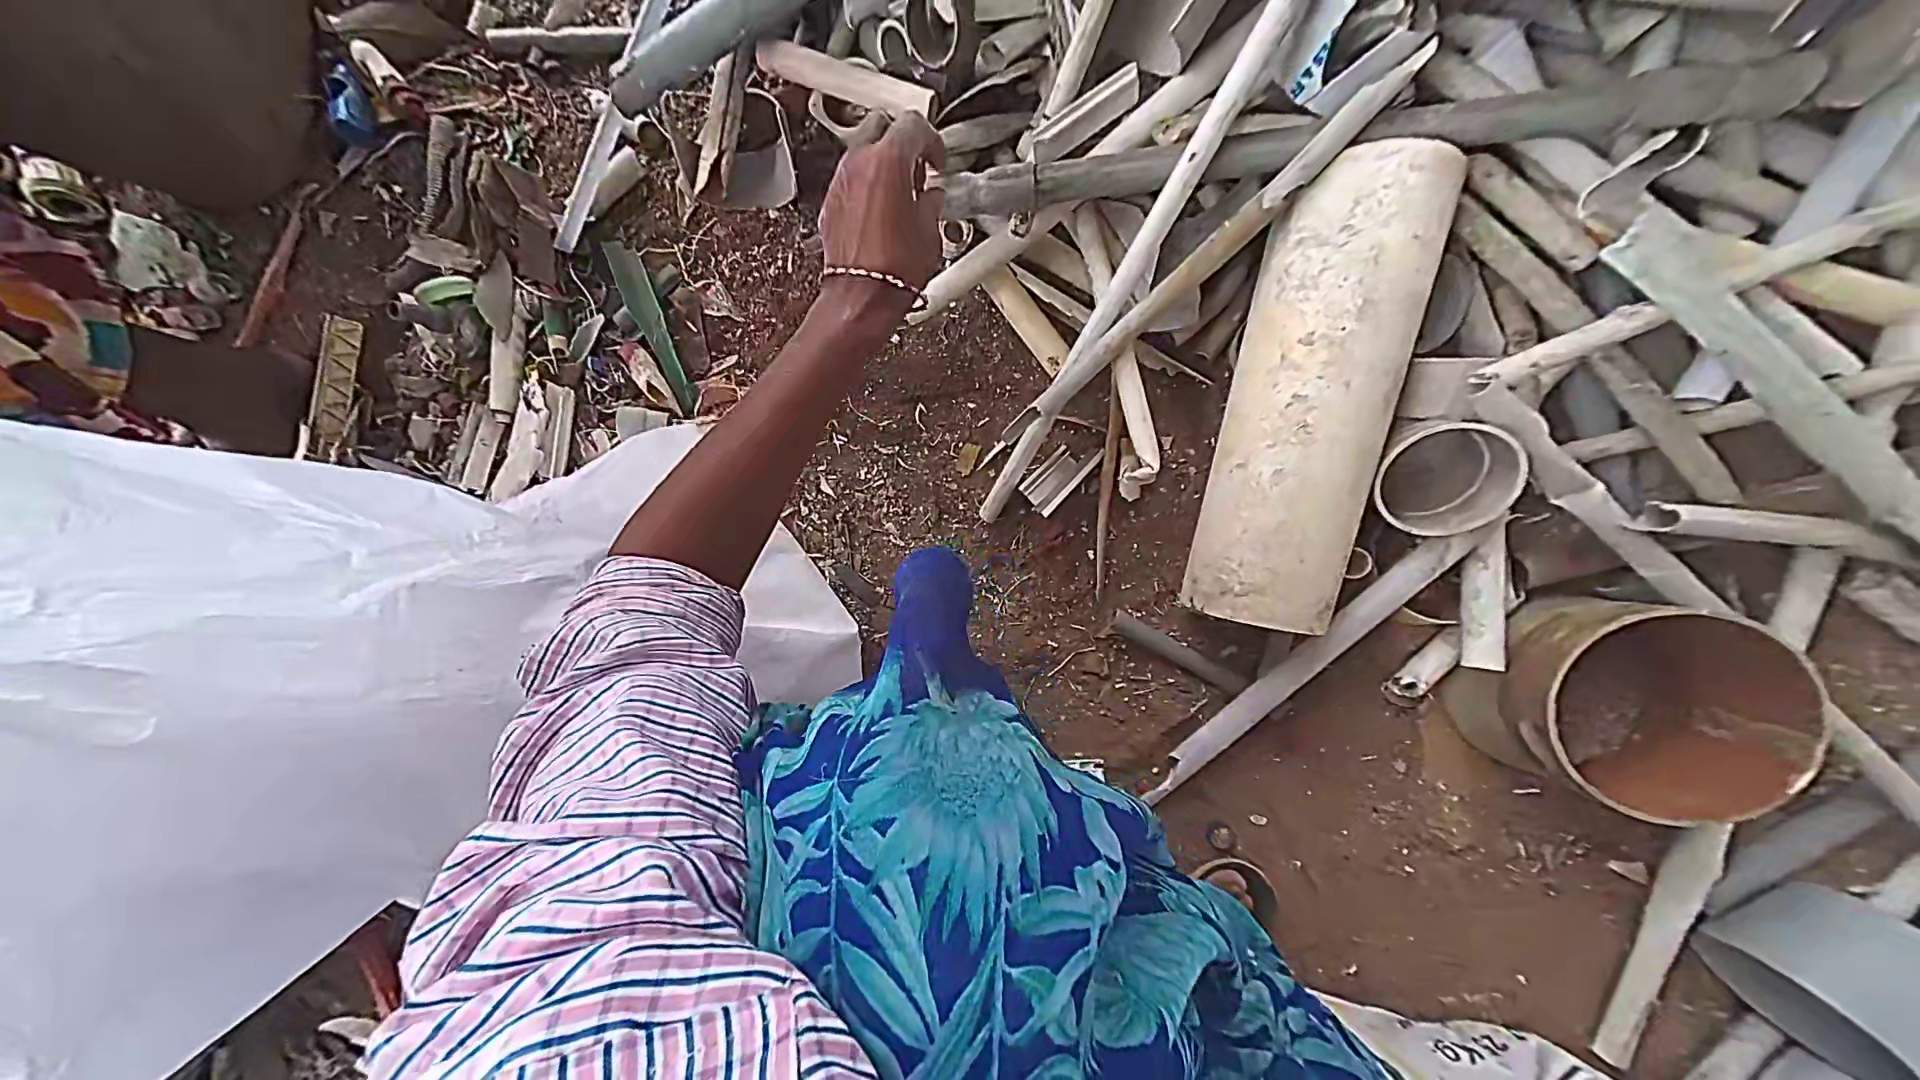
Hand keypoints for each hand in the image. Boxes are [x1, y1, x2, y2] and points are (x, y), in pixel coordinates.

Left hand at [817, 111, 945, 322]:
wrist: (862, 297)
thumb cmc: (893, 268)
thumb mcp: (930, 231)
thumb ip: (931, 201)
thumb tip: (930, 196)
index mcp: (888, 160)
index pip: (913, 126)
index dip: (932, 142)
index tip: (936, 160)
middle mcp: (859, 163)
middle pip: (883, 133)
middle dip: (904, 150)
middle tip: (920, 174)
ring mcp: (841, 182)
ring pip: (865, 157)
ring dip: (884, 169)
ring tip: (902, 197)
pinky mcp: (831, 204)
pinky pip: (852, 183)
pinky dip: (868, 189)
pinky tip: (883, 214)